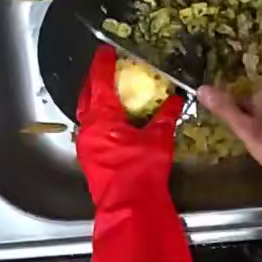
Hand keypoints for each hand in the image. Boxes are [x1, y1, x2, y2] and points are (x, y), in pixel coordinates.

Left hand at [76, 46, 183, 197]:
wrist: (130, 209)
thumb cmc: (142, 172)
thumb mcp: (159, 139)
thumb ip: (166, 116)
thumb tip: (176, 99)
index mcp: (102, 117)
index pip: (100, 82)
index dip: (103, 64)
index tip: (106, 51)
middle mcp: (88, 128)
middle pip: (86, 95)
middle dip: (94, 80)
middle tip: (104, 68)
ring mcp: (85, 144)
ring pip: (86, 113)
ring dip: (95, 99)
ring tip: (108, 91)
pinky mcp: (89, 158)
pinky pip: (90, 129)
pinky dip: (98, 118)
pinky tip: (111, 120)